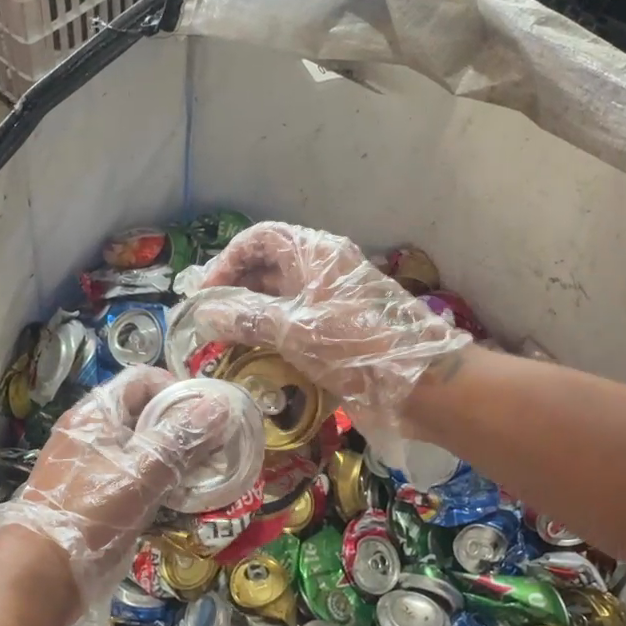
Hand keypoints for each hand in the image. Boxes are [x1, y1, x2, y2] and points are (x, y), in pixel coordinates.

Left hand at [0, 366, 230, 611]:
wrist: (43, 574)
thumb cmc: (91, 512)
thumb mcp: (141, 471)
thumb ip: (181, 438)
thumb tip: (221, 406)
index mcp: (96, 414)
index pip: (143, 380)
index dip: (179, 389)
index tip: (209, 414)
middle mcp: (92, 433)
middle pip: (145, 415)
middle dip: (183, 429)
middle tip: (216, 448)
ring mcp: (92, 467)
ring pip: (143, 450)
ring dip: (175, 460)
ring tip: (206, 476)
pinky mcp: (96, 498)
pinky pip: (136, 479)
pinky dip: (160, 485)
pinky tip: (182, 502)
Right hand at [195, 221, 471, 452]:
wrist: (419, 385)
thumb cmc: (357, 347)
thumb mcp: (295, 329)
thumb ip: (247, 318)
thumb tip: (205, 313)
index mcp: (314, 255)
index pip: (260, 240)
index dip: (229, 260)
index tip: (207, 294)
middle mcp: (320, 272)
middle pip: (266, 270)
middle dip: (235, 292)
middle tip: (209, 324)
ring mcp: (329, 304)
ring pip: (278, 301)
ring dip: (249, 319)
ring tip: (223, 345)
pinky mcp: (336, 334)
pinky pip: (293, 327)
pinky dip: (270, 339)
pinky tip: (253, 360)